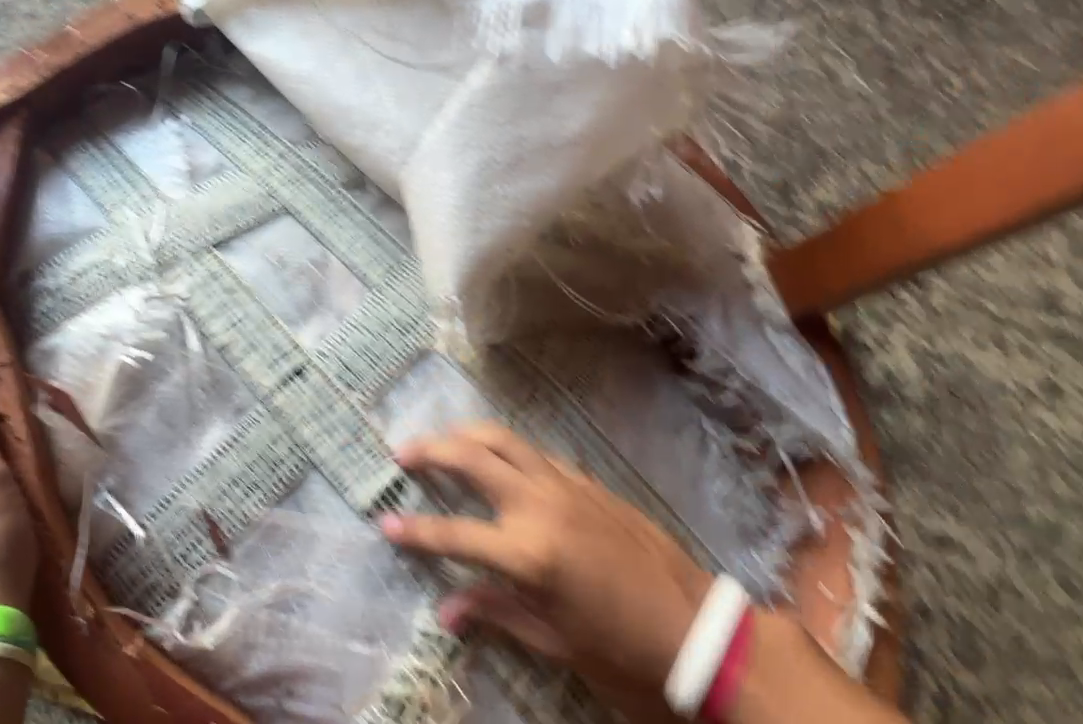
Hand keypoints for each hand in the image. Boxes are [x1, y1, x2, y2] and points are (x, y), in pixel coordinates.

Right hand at [379, 424, 713, 696]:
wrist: (698, 632)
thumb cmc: (620, 648)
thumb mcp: (553, 640)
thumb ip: (495, 612)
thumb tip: (446, 610)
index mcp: (527, 553)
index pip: (453, 534)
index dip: (414, 531)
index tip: (383, 523)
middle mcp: (540, 506)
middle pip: (471, 458)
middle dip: (430, 450)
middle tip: (402, 453)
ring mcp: (566, 487)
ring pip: (504, 440)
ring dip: (465, 435)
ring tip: (442, 440)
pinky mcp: (588, 482)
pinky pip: (536, 454)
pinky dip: (507, 451)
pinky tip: (499, 464)